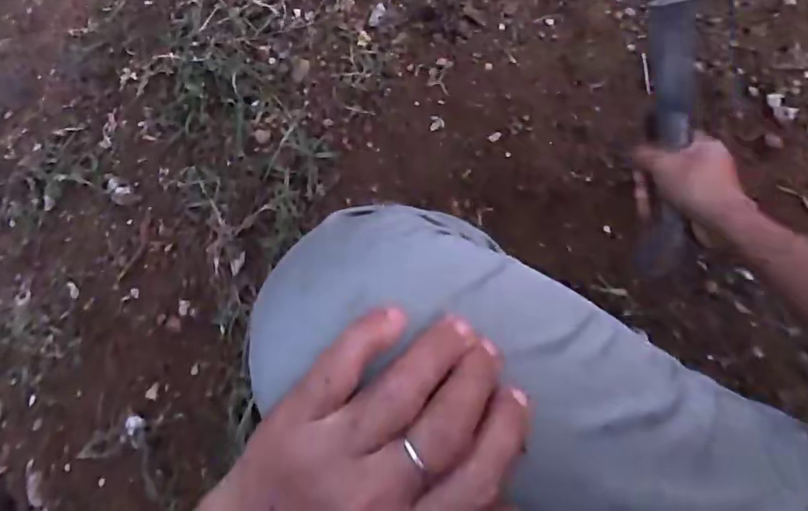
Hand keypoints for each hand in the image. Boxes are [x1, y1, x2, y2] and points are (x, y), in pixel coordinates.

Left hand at [200, 308, 530, 510]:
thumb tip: (504, 476)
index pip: (472, 480)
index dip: (503, 433)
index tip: (516, 395)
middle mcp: (372, 495)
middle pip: (442, 428)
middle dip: (475, 381)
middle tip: (488, 349)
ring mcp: (329, 452)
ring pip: (399, 392)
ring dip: (436, 352)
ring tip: (458, 326)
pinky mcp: (291, 419)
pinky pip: (337, 367)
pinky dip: (368, 335)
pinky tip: (395, 314)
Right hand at [632, 131, 759, 229]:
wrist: (723, 223)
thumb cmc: (693, 185)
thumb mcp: (661, 164)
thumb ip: (644, 154)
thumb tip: (635, 153)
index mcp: (706, 144)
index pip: (676, 137)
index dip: (655, 145)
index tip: (642, 159)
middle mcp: (711, 162)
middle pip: (670, 163)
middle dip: (650, 177)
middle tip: (639, 186)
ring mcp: (711, 185)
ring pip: (673, 184)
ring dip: (655, 194)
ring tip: (644, 207)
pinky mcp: (708, 206)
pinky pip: (681, 200)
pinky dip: (666, 206)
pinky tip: (653, 215)